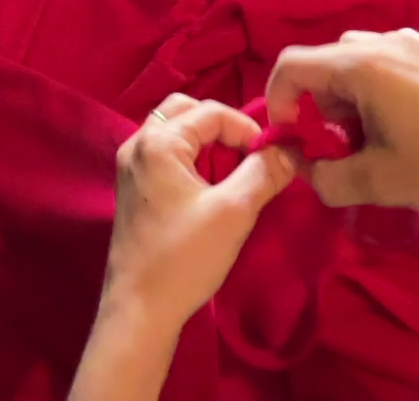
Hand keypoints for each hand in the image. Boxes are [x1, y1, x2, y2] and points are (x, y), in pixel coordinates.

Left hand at [102, 93, 295, 331]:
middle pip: (186, 111)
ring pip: (174, 131)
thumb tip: (288, 150)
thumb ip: (263, 174)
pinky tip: (208, 187)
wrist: (140, 308)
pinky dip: (190, 158)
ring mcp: (130, 164)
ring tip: (232, 173)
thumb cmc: (185, 256)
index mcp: (158, 141)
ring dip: (206, 142)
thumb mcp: (233, 213)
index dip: (246, 128)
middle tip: (248, 157)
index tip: (271, 157)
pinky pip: (165, 153)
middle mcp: (137, 142)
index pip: (210, 111)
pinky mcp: (132, 186)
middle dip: (222, 127)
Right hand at [266, 29, 418, 221]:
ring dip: (348, 99)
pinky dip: (378, 91)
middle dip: (318, 106)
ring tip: (375, 140)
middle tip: (339, 148)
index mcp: (362, 64)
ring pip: (355, 62)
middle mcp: (382, 42)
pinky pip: (387, 63)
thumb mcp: (381, 183)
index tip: (292, 139)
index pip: (292, 65)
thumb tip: (306, 171)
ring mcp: (415, 44)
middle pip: (324, 64)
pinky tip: (409, 127)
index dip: (277, 101)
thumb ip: (327, 178)